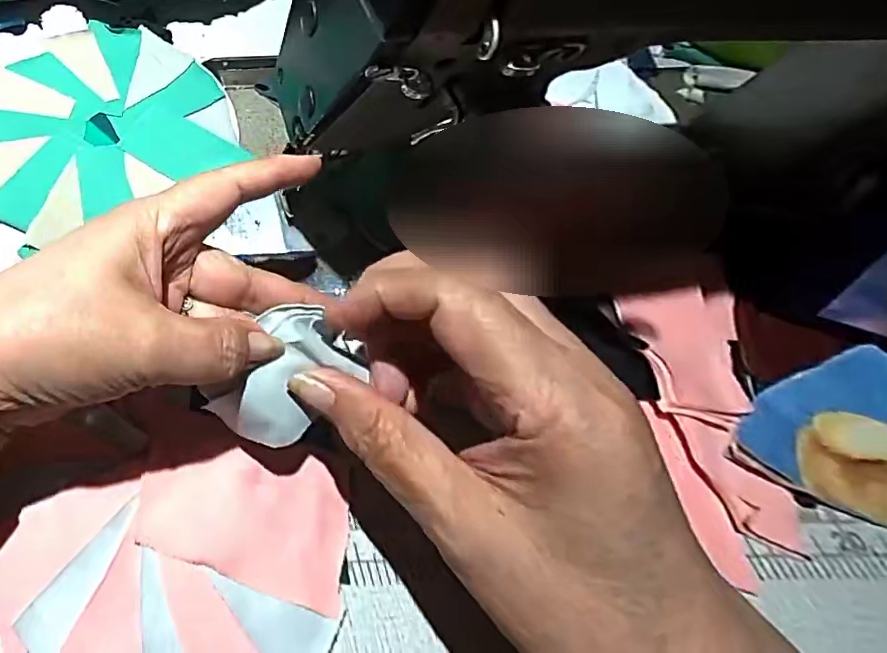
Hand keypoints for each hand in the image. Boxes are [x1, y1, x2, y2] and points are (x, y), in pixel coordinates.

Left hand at [0, 154, 326, 457]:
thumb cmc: (56, 331)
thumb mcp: (140, 341)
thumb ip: (214, 349)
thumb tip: (274, 348)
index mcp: (155, 226)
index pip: (225, 190)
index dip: (272, 175)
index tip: (316, 165)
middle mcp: (157, 255)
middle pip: (233, 272)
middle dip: (279, 298)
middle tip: (332, 328)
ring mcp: (147, 299)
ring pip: (216, 315)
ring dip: (253, 339)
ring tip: (304, 363)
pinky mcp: (136, 338)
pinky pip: (193, 345)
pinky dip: (220, 364)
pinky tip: (254, 384)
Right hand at [288, 253, 793, 652]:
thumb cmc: (574, 606)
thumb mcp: (464, 529)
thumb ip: (385, 443)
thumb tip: (311, 380)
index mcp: (557, 393)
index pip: (459, 293)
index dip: (385, 292)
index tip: (333, 325)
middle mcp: (573, 360)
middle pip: (471, 279)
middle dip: (397, 298)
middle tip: (353, 349)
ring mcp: (576, 370)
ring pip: (480, 303)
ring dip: (418, 325)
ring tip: (384, 384)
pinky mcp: (566, 388)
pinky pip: (491, 339)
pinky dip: (441, 352)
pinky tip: (419, 395)